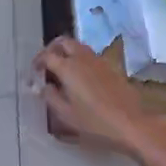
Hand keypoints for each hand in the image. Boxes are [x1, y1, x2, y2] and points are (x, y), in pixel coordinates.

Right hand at [32, 37, 165, 155]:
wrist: (131, 124)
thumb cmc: (95, 122)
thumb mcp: (66, 114)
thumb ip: (50, 97)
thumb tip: (43, 86)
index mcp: (67, 67)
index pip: (46, 56)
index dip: (37, 62)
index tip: (35, 72)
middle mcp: (81, 58)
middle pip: (63, 42)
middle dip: (51, 48)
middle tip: (47, 63)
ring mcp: (98, 60)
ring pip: (78, 45)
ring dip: (67, 51)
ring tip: (63, 68)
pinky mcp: (110, 66)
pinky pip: (90, 54)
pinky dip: (80, 58)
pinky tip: (81, 76)